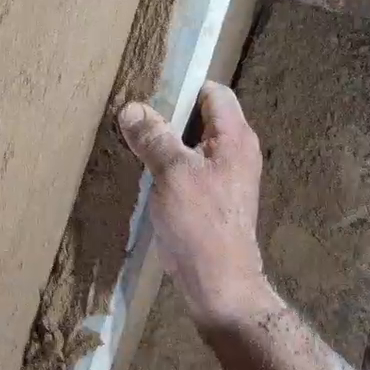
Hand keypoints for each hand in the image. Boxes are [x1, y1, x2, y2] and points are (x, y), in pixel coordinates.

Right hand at [117, 82, 282, 329]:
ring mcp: (228, 178)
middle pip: (204, 118)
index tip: (150, 90)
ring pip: (195, 145)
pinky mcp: (216, 200)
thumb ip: (153, 137)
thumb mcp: (171, 173)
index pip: (215, 93)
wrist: (219, 283)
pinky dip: (171, 166)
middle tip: (135, 116)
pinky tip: (147, 174)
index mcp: (236, 138)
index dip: (184, 87)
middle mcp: (237, 153)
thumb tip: (132, 109)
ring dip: (167, 143)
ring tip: (136, 142)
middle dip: (170, 115)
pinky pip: (192, 169)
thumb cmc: (200, 223)